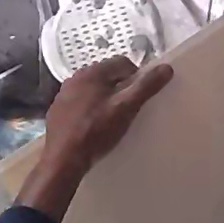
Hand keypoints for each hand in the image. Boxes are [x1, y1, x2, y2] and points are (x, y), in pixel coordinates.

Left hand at [18, 57, 173, 220]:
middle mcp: (75, 78)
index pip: (123, 62)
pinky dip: (90, 109)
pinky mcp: (57, 111)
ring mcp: (63, 94)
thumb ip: (146, 86)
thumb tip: (166, 68)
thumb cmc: (97, 131)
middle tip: (128, 108)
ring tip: (112, 118)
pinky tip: (94, 126)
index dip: (137, 77)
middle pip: (107, 75)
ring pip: (93, 89)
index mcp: (92, 72)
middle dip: (121, 87)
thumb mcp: (126, 108)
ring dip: (105, 98)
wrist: (63, 160)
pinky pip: (80, 102)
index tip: (140, 96)